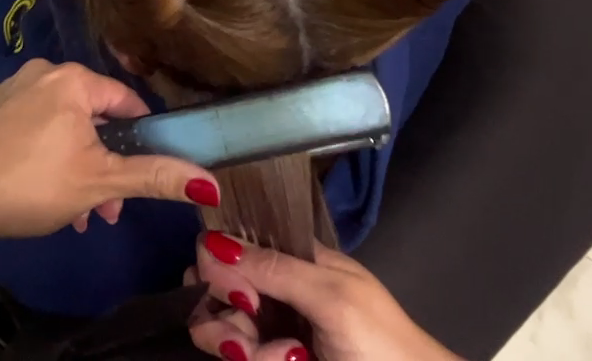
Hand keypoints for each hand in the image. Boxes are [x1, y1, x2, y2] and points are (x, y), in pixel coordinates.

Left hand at [0, 59, 218, 246]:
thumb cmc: (30, 183)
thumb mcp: (99, 182)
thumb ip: (153, 176)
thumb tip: (209, 180)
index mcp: (72, 80)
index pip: (126, 99)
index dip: (144, 136)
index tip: (146, 173)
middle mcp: (40, 72)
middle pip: (92, 116)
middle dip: (106, 165)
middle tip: (107, 211)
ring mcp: (7, 90)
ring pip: (60, 126)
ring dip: (76, 167)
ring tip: (75, 215)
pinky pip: (29, 129)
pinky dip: (43, 157)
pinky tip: (37, 196)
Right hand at [188, 236, 459, 360]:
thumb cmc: (381, 342)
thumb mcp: (331, 296)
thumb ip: (273, 268)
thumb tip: (210, 242)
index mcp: (292, 258)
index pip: (231, 243)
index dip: (219, 261)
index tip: (236, 287)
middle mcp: (274, 291)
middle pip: (215, 288)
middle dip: (222, 315)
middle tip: (246, 335)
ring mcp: (271, 332)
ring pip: (220, 329)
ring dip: (239, 346)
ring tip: (286, 359)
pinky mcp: (271, 358)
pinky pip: (240, 356)